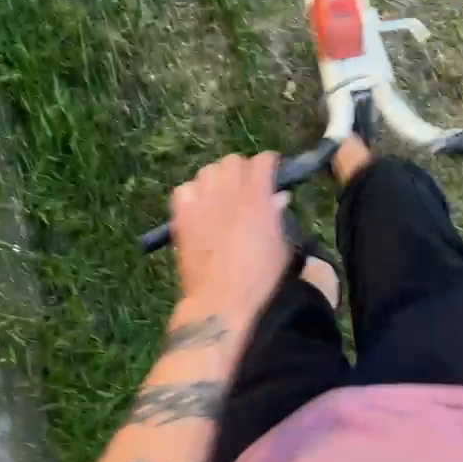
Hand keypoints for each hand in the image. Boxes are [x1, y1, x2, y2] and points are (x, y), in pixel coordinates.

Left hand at [170, 152, 290, 325]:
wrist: (220, 301)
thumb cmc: (258, 279)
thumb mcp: (280, 247)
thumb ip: (278, 217)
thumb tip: (278, 197)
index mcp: (257, 198)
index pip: (262, 160)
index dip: (268, 163)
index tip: (271, 171)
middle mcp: (229, 193)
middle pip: (233, 161)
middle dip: (242, 169)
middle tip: (245, 185)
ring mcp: (203, 202)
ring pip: (207, 171)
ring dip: (216, 179)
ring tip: (220, 194)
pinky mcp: (182, 215)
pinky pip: (184, 189)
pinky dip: (192, 193)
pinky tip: (198, 206)